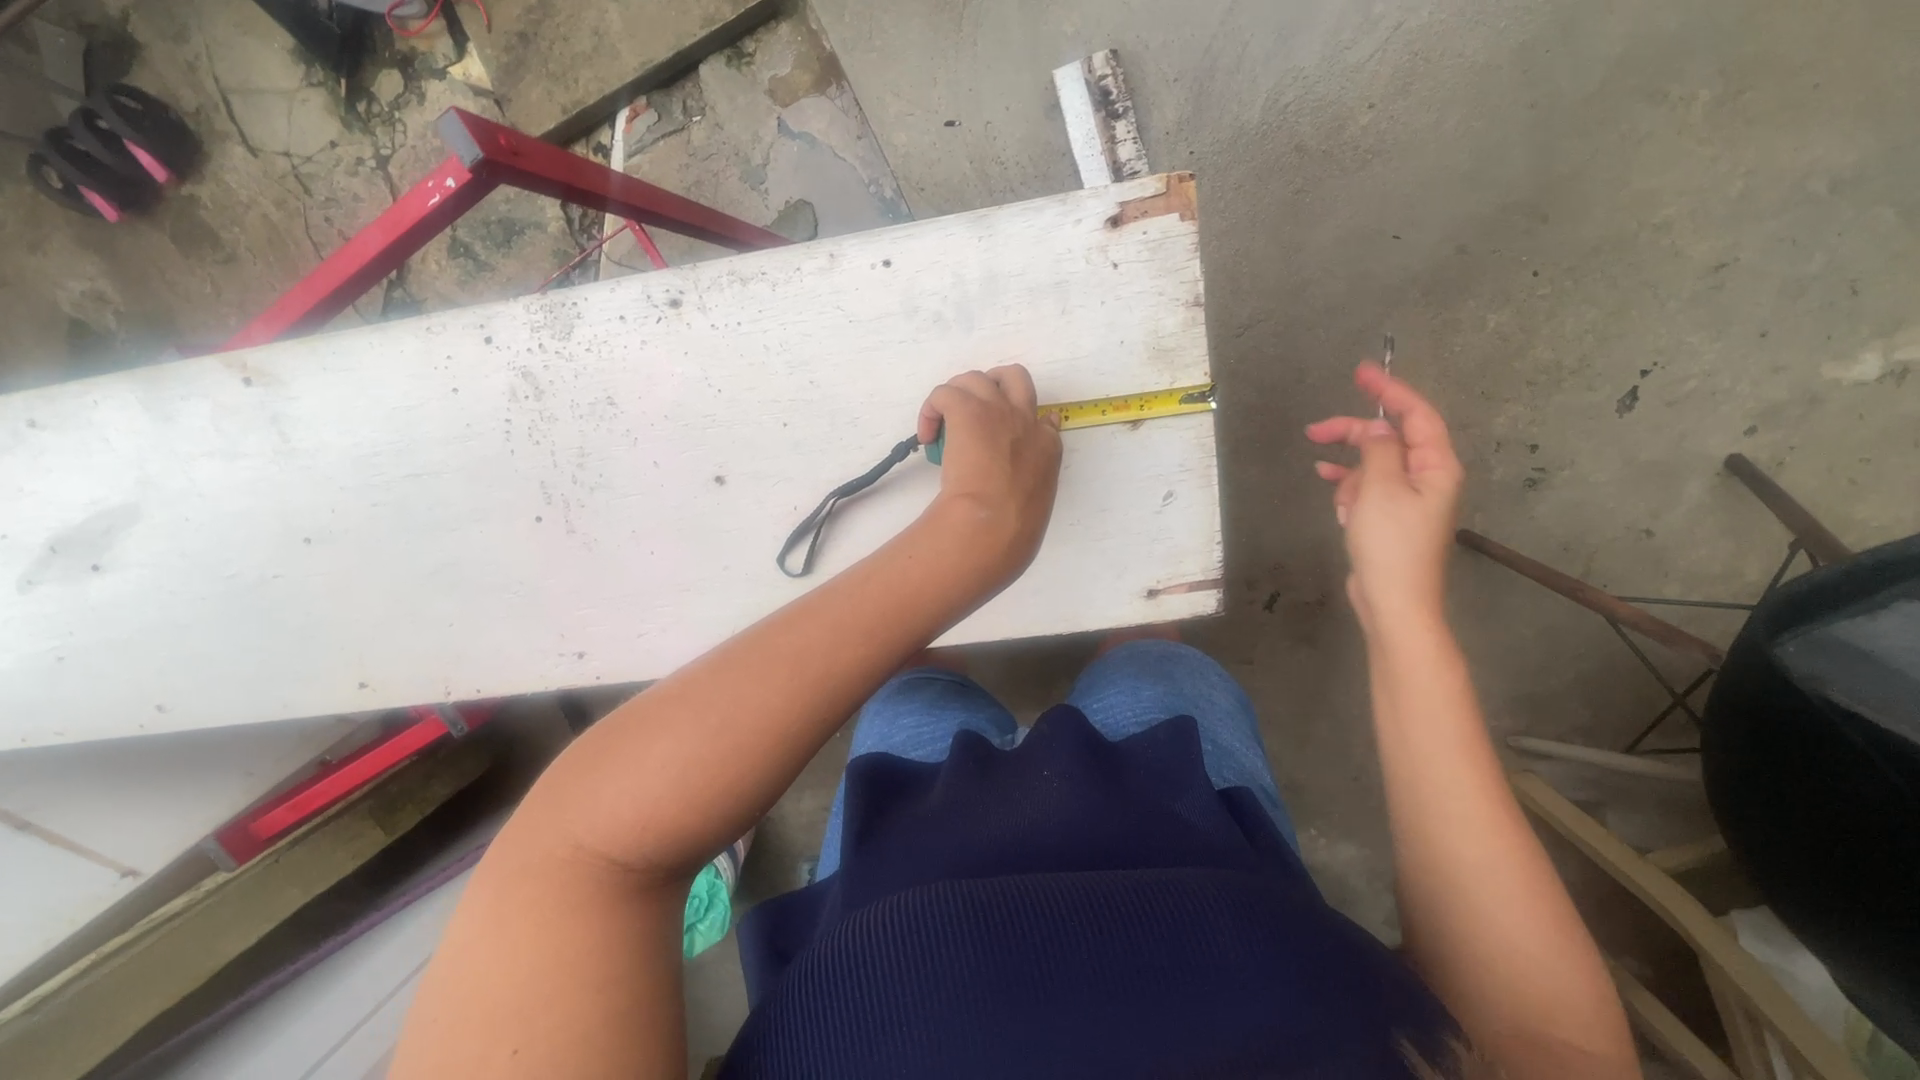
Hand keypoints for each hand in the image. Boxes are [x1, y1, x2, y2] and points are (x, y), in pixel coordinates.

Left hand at [917, 365, 1062, 583]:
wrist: (993, 521)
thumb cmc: (1013, 529)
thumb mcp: (1034, 513)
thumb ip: (1028, 499)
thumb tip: (1019, 508)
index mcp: (1047, 448)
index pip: (1044, 420)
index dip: (1023, 420)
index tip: (1007, 433)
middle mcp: (1026, 421)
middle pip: (1014, 377)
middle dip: (992, 385)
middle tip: (971, 410)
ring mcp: (998, 410)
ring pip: (974, 378)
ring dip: (957, 396)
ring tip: (944, 424)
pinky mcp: (968, 410)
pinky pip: (943, 393)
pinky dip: (931, 410)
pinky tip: (926, 436)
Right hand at [1305, 362, 1463, 632]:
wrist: (1394, 602)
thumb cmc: (1390, 544)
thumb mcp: (1379, 489)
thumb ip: (1378, 449)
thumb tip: (1377, 427)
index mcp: (1436, 466)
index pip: (1415, 414)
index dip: (1389, 391)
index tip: (1361, 372)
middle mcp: (1427, 477)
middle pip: (1390, 438)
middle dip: (1353, 433)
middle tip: (1315, 430)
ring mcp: (1409, 500)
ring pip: (1375, 464)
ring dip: (1349, 468)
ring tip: (1322, 474)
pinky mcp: (1391, 519)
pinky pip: (1369, 488)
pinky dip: (1349, 485)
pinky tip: (1329, 483)